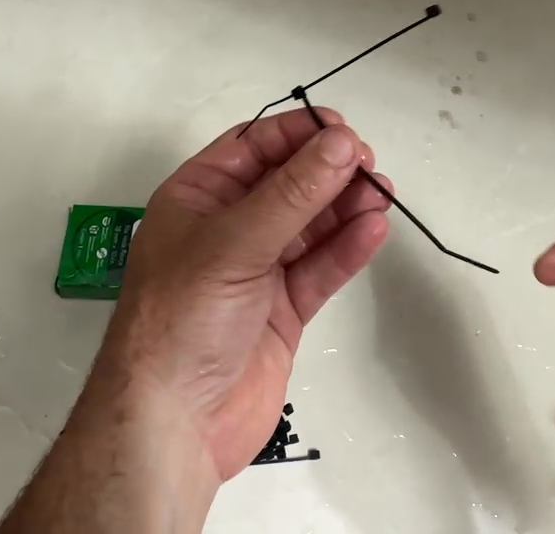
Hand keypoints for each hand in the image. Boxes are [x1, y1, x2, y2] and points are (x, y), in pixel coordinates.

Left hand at [92, 109, 391, 481]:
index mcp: (199, 197)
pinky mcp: (284, 308)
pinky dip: (347, 249)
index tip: (341, 129)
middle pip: (288, 183)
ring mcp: (258, 269)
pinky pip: (320, 268)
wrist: (172, 425)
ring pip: (310, 224)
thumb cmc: (183, 317)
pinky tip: (373, 229)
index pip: (253, 147)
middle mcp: (228, 227)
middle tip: (368, 163)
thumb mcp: (233, 242)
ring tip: (381, 192)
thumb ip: (293, 193)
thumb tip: (341, 143)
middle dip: (328, 170)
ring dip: (345, 206)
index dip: (296, 133)